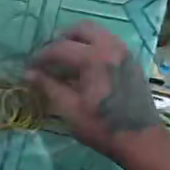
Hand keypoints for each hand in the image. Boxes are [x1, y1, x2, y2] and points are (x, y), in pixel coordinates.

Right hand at [24, 21, 161, 160]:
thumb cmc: (102, 127)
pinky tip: (86, 68)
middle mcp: (111, 47)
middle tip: (50, 57)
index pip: (60, 47)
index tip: (30, 66)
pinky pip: (109, 43)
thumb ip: (49, 87)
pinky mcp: (132, 61)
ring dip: (79, 42)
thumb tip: (28, 73)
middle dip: (62, 39)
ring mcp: (125, 52)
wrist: (141, 140)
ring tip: (66, 62)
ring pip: (98, 33)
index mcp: (94, 58)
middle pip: (82, 29)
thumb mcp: (70, 109)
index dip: (41, 56)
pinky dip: (94, 47)